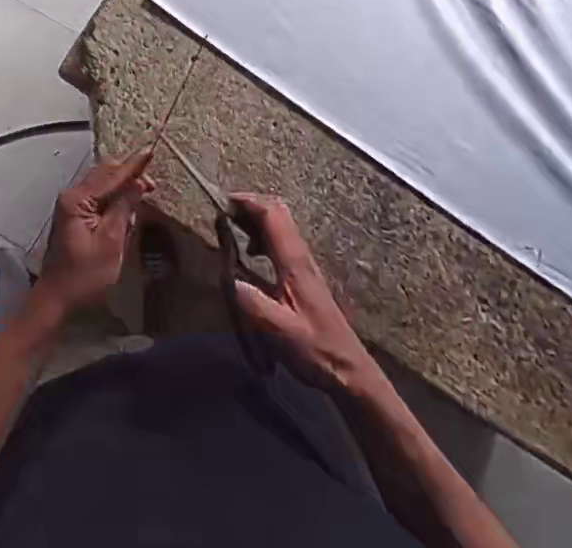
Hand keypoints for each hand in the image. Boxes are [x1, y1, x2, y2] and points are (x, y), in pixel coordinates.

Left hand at [31, 150, 154, 318]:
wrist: (57, 297)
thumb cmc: (85, 275)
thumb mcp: (111, 242)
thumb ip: (124, 208)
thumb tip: (138, 184)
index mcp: (77, 200)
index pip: (111, 176)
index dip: (133, 166)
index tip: (150, 152)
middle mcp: (71, 196)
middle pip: (104, 175)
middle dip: (128, 174)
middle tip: (151, 181)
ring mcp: (70, 205)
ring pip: (101, 184)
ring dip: (121, 185)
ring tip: (143, 189)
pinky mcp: (73, 215)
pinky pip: (97, 196)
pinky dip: (113, 196)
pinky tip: (126, 203)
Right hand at [230, 193, 381, 392]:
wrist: (348, 368)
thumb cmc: (315, 349)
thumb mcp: (278, 330)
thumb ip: (252, 304)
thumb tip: (228, 279)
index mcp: (294, 262)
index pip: (272, 215)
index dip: (248, 202)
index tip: (224, 202)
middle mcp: (301, 256)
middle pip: (278, 211)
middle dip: (251, 204)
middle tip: (225, 212)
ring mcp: (304, 264)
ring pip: (281, 224)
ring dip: (256, 219)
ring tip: (232, 231)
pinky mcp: (304, 274)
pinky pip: (281, 240)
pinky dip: (262, 235)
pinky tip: (251, 254)